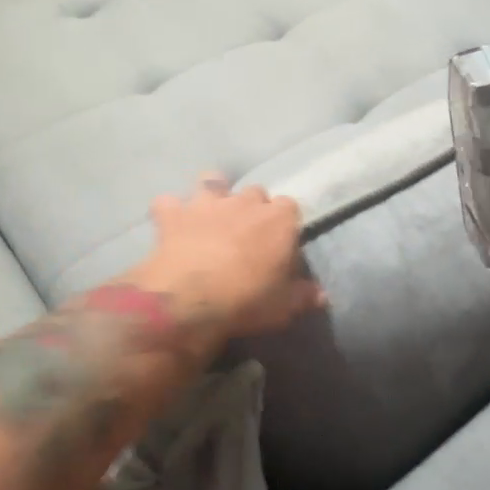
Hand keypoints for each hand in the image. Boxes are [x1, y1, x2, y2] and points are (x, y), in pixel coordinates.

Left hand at [128, 173, 325, 339]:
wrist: (191, 300)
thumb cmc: (248, 301)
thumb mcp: (285, 307)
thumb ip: (304, 296)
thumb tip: (321, 295)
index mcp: (279, 220)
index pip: (290, 207)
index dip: (284, 223)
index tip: (280, 243)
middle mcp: (245, 202)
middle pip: (255, 192)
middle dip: (252, 208)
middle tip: (247, 235)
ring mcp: (207, 203)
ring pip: (212, 181)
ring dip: (212, 194)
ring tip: (210, 215)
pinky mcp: (174, 215)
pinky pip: (168, 203)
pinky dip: (169, 211)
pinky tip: (169, 223)